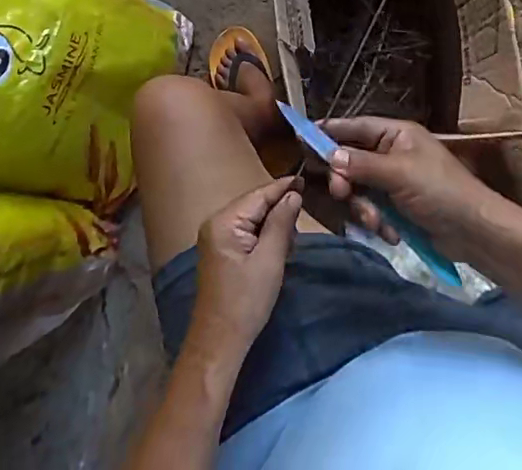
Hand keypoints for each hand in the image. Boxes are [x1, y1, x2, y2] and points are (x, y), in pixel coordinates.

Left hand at [191, 176, 302, 350]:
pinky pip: (246, 232)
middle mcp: (216, 222)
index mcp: (224, 221)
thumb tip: (293, 194)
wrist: (219, 342)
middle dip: (279, 209)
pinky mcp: (220, 251)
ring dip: (273, 224)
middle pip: (254, 204)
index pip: (259, 195)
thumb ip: (281, 223)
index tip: (306, 178)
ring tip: (291, 240)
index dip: (283, 187)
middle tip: (302, 222)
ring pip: (252, 218)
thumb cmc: (246, 302)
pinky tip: (277, 248)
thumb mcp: (270, 260)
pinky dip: (263, 236)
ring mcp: (215, 237)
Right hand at [323, 117, 520, 261]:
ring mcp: (395, 182)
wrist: (476, 233)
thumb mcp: (399, 174)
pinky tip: (390, 233)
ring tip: (377, 223)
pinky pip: (372, 209)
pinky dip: (377, 222)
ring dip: (364, 207)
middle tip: (343, 194)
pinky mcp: (398, 208)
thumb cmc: (441, 191)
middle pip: (352, 161)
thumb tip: (329, 155)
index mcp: (397, 135)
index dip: (331, 130)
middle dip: (347, 181)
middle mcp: (393, 154)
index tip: (304, 134)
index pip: (356, 127)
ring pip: (359, 189)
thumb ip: (361, 164)